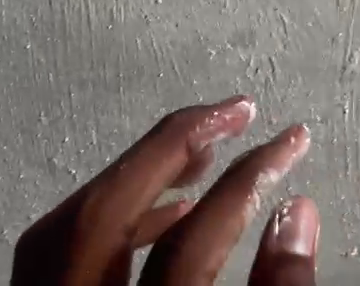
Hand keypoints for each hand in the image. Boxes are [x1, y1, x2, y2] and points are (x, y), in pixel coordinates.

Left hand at [13, 96, 314, 285]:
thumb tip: (298, 214)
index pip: (194, 240)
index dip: (252, 177)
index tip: (292, 138)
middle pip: (104, 211)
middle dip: (173, 144)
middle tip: (236, 109)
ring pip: (67, 223)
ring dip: (142, 171)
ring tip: (206, 148)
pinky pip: (61, 250)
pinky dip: (118, 216)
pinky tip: (165, 211)